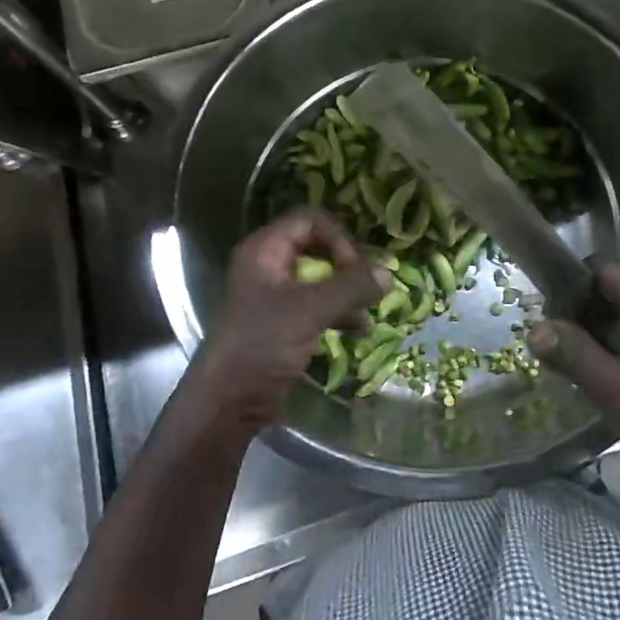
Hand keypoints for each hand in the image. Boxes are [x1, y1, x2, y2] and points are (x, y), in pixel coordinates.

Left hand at [186, 208, 389, 432]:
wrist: (230, 399)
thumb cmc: (263, 343)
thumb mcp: (310, 310)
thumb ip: (351, 287)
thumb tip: (389, 272)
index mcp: (264, 250)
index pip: (308, 220)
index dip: (337, 237)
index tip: (354, 267)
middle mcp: (268, 265)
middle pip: (317, 246)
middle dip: (347, 264)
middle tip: (369, 284)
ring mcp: (275, 294)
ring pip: (320, 277)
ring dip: (347, 289)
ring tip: (371, 307)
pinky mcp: (284, 321)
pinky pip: (317, 304)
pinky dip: (339, 311)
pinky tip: (360, 328)